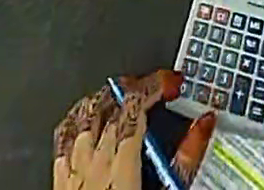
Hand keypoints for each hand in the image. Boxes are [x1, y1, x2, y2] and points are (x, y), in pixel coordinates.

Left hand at [53, 69, 217, 189]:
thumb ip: (187, 159)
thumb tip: (204, 124)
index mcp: (120, 165)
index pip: (136, 103)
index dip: (155, 84)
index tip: (171, 83)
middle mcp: (92, 164)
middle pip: (110, 105)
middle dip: (135, 88)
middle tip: (154, 88)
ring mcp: (72, 174)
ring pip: (82, 117)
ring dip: (105, 100)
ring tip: (122, 95)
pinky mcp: (59, 185)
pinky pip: (62, 141)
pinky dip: (77, 123)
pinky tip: (87, 122)